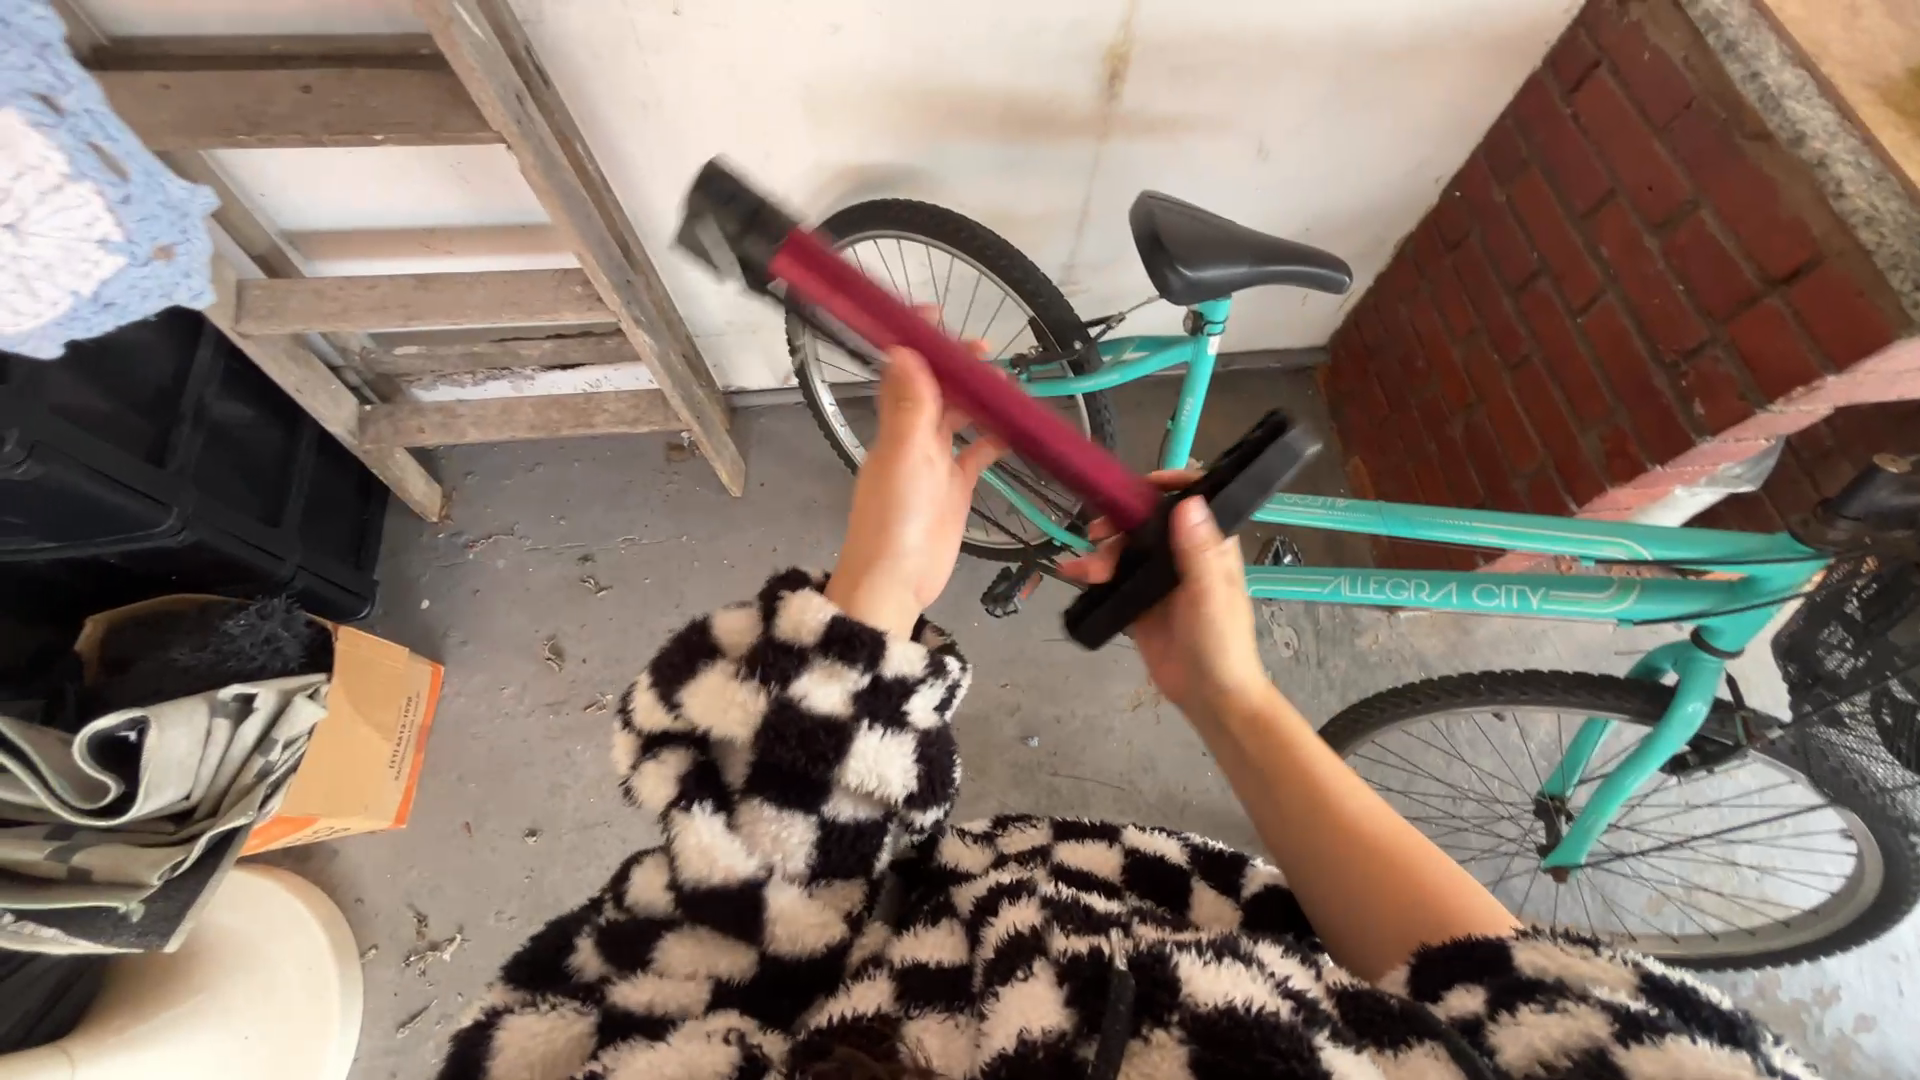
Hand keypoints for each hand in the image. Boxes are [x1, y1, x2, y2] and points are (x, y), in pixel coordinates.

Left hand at [825, 348, 1000, 635]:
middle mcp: (913, 439)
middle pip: (937, 391)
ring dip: (979, 399)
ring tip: (1007, 384)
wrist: (897, 582)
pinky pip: (977, 454)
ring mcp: (936, 464)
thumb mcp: (903, 456)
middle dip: (958, 368)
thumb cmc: (895, 518)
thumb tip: (903, 347)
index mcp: (894, 427)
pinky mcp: (956, 489)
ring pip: (959, 419)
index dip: (917, 343)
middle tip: (987, 352)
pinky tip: (1013, 429)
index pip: (904, 372)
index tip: (936, 315)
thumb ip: (908, 406)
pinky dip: (993, 438)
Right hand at [1059, 472, 1274, 722]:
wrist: (1207, 695)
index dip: (1171, 485)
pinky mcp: (1137, 601)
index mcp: (1209, 547)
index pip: (1193, 501)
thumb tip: (1188, 502)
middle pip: (1147, 522)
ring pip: (1124, 548)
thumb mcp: (1210, 594)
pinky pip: (1110, 577)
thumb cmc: (1220, 642)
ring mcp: (1157, 578)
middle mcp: (1182, 555)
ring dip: (1100, 551)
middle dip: (1119, 522)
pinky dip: (1091, 573)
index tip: (1141, 485)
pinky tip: (1073, 574)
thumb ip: (1198, 550)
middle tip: (1098, 531)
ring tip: (1083, 569)